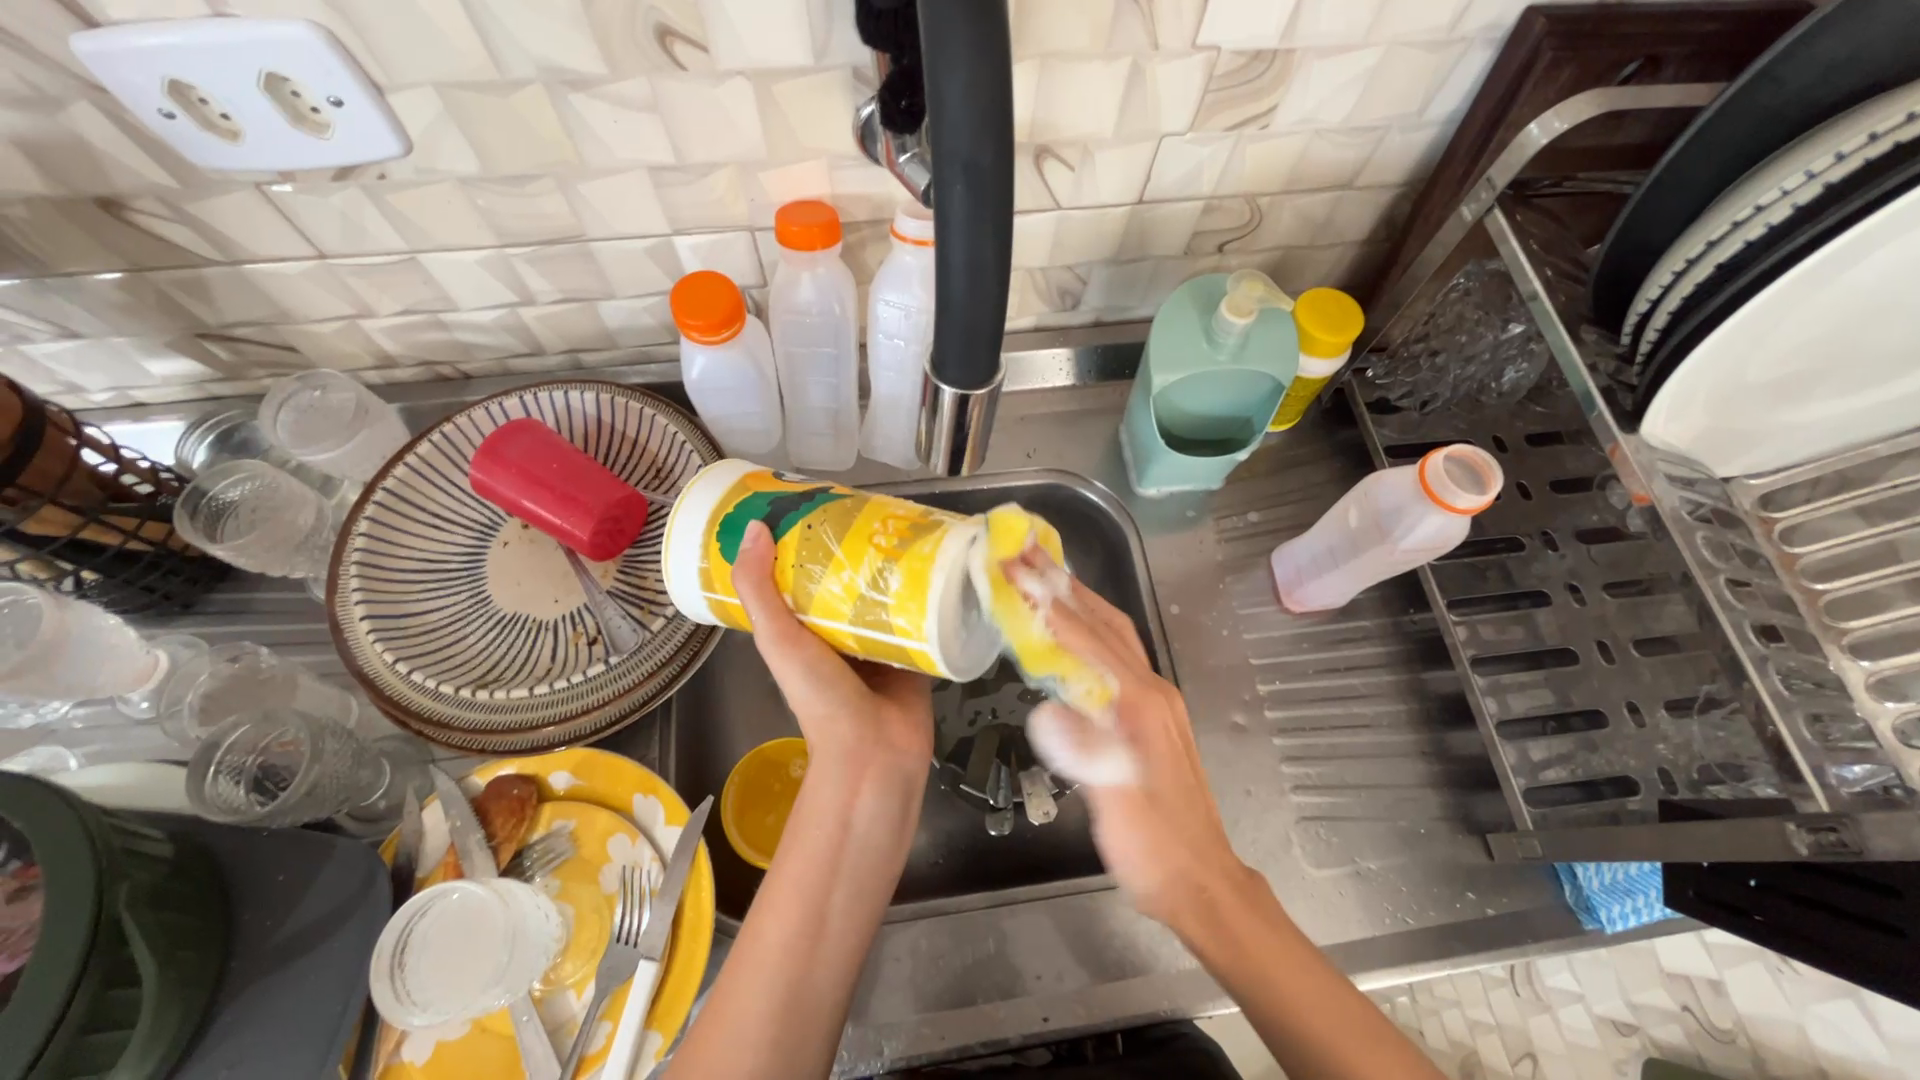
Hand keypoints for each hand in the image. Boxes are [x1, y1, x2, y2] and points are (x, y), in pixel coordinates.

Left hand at [731, 519, 934, 776]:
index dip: (803, 543)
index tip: (816, 502)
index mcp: (801, 631)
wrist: (874, 752)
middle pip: (846, 582)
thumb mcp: (779, 640)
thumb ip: (760, 589)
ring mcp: (878, 642)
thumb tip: (753, 526)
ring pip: (885, 594)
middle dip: (856, 549)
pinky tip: (938, 560)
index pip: (800, 577)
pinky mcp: (914, 650)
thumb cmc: (820, 697)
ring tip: (908, 524)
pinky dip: (926, 592)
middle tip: (873, 506)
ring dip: (893, 567)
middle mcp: (838, 633)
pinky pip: (920, 614)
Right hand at [1027, 580, 1253, 927]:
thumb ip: (1086, 755)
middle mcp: (1152, 689)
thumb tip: (1043, 711)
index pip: (1085, 639)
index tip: (1012, 566)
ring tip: (1047, 575)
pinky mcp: (1155, 716)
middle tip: (1025, 551)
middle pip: (1104, 622)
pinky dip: (1091, 630)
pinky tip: (1074, 636)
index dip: (1046, 601)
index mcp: (1139, 703)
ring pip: (1116, 634)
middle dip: (1064, 583)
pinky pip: (1119, 656)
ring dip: (1080, 600)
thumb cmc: (1155, 848)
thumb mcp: (1118, 807)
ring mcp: (1158, 700)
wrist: (1203, 880)